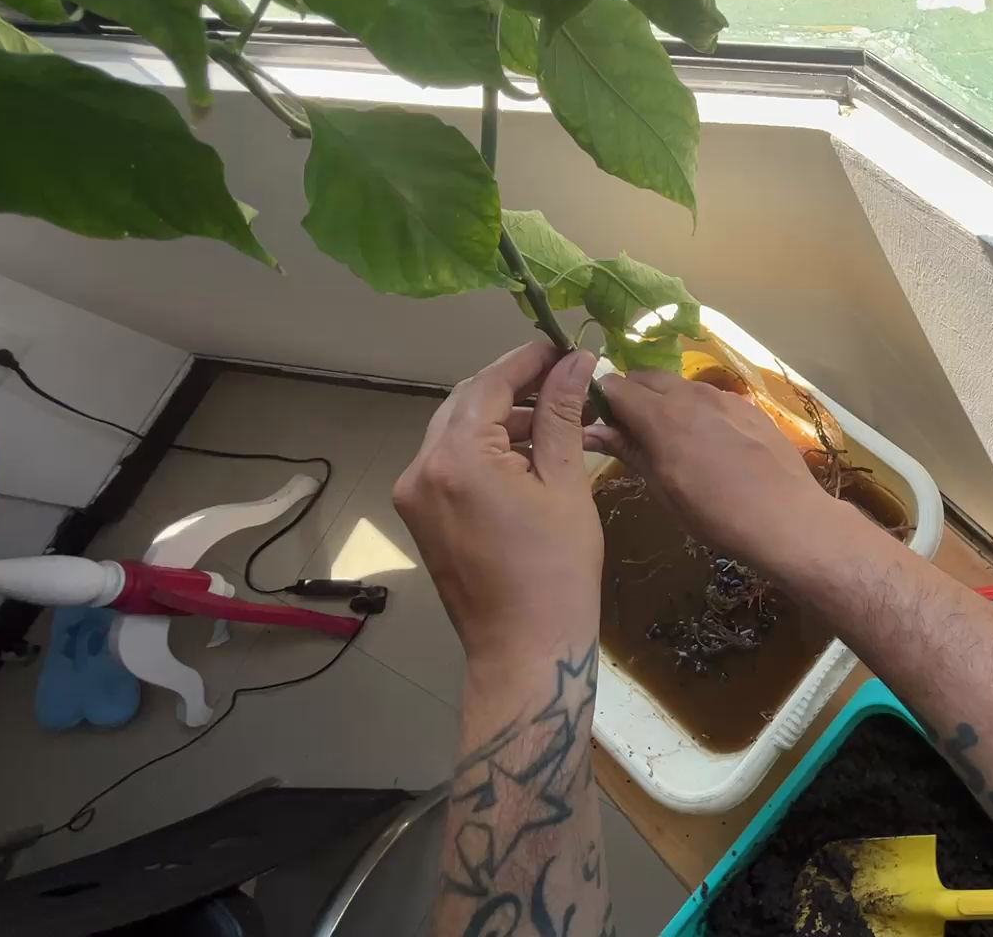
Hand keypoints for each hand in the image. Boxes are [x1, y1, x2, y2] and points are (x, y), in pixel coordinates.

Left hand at [393, 343, 600, 668]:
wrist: (525, 646)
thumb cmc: (558, 567)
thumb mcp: (566, 483)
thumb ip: (563, 414)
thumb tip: (577, 360)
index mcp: (458, 459)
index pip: (490, 384)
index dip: (528, 360)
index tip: (564, 347)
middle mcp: (421, 469)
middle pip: (466, 402)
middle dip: (514, 385)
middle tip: (565, 379)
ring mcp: (415, 494)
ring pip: (456, 430)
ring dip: (502, 417)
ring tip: (555, 419)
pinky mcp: (421, 515)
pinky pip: (452, 461)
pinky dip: (487, 448)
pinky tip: (527, 453)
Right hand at [586, 370, 871, 574]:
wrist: (786, 517)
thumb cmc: (716, 514)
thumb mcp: (663, 490)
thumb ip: (628, 452)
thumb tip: (589, 430)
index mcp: (663, 416)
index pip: (617, 386)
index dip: (602, 399)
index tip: (599, 421)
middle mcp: (693, 395)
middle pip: (648, 377)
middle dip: (632, 394)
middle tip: (630, 429)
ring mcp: (726, 398)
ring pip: (682, 385)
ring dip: (666, 399)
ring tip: (670, 435)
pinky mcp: (750, 408)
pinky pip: (713, 398)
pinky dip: (698, 408)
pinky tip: (708, 439)